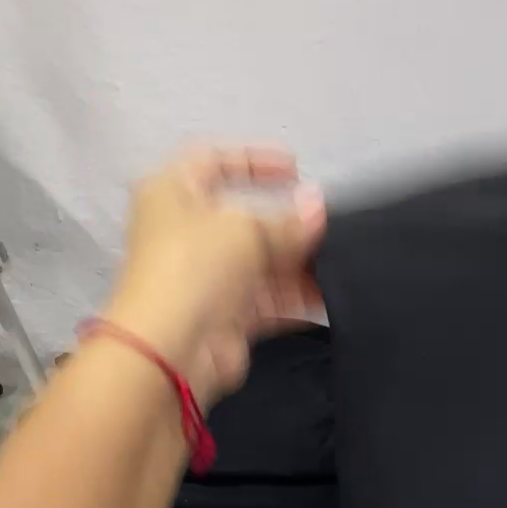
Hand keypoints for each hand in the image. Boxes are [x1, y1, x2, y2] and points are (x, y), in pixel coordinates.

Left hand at [100, 148, 325, 401]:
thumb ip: (287, 220)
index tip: (294, 167)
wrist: (174, 347)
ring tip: (333, 261)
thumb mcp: (244, 229)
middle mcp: (188, 234)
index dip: (255, 160)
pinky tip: (324, 296)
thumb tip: (316, 207)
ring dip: (297, 263)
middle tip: (324, 223)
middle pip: (246, 218)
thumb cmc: (190, 272)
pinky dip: (295, 298)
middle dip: (287, 222)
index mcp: (173, 193)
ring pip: (261, 263)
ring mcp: (208, 277)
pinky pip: (268, 301)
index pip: (215, 161)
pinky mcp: (226, 316)